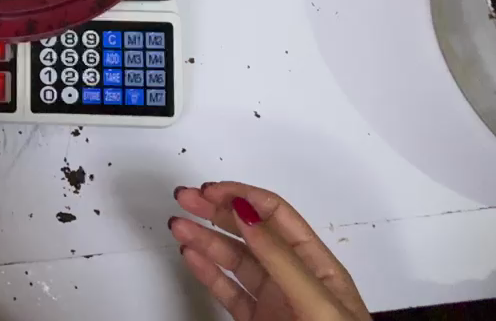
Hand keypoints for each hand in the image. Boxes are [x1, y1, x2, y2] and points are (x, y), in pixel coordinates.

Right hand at [169, 183, 370, 320]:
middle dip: (215, 211)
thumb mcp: (317, 304)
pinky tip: (190, 256)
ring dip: (204, 239)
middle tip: (184, 198)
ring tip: (177, 227)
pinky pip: (228, 290)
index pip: (275, 215)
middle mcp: (292, 276)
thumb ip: (280, 258)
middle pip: (249, 231)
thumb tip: (243, 209)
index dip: (242, 196)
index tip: (209, 191)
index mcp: (317, 264)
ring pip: (233, 259)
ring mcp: (274, 300)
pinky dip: (207, 272)